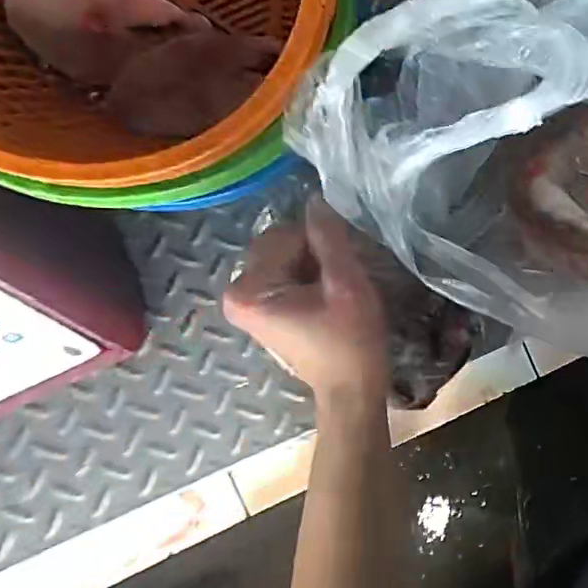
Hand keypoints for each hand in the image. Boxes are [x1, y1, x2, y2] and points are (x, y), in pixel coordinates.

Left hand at [223, 199, 386, 396]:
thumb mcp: (347, 283)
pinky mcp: (258, 311)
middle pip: (278, 245)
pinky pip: (282, 275)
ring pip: (283, 258)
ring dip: (312, 264)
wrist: (351, 388)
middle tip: (343, 276)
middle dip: (313, 252)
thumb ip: (330, 238)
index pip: (284, 235)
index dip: (321, 242)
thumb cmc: (352, 340)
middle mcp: (236, 293)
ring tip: (337, 289)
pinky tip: (327, 297)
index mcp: (249, 288)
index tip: (346, 263)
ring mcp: (245, 304)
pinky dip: (306, 278)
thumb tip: (318, 200)